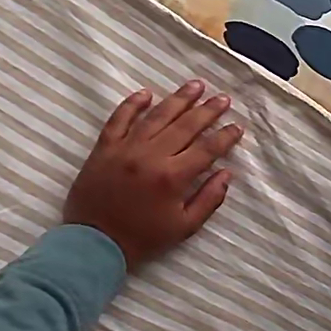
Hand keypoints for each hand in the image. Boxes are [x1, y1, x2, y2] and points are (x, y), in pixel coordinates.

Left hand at [63, 80, 243, 266]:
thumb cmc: (142, 238)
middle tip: (223, 98)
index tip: (237, 127)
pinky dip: (133, 104)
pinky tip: (147, 93)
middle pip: (186, 126)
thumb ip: (209, 199)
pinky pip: (119, 119)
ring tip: (196, 85)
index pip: (207, 149)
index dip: (225, 136)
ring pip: (157, 116)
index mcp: (172, 177)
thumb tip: (226, 173)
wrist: (93, 244)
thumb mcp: (184, 227)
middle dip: (208, 110)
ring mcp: (125, 149)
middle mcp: (151, 156)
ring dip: (179, 99)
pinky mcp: (104, 148)